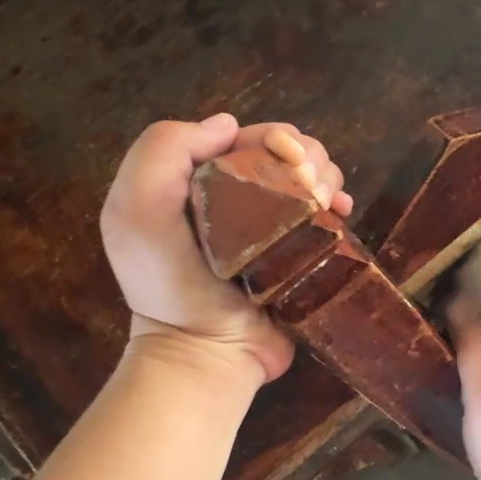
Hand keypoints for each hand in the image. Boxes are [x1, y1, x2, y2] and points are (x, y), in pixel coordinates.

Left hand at [100, 114, 352, 383]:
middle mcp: (238, 197)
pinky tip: (342, 211)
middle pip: (286, 154)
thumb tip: (229, 125)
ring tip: (327, 203)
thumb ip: (165, 152)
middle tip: (311, 187)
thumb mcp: (138, 211)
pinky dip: (340, 202)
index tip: (288, 159)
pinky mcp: (303, 254)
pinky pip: (328, 216)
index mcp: (200, 181)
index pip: (245, 138)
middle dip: (307, 157)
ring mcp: (275, 226)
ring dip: (327, 177)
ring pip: (312, 178)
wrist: (206, 354)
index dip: (273, 138)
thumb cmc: (168, 284)